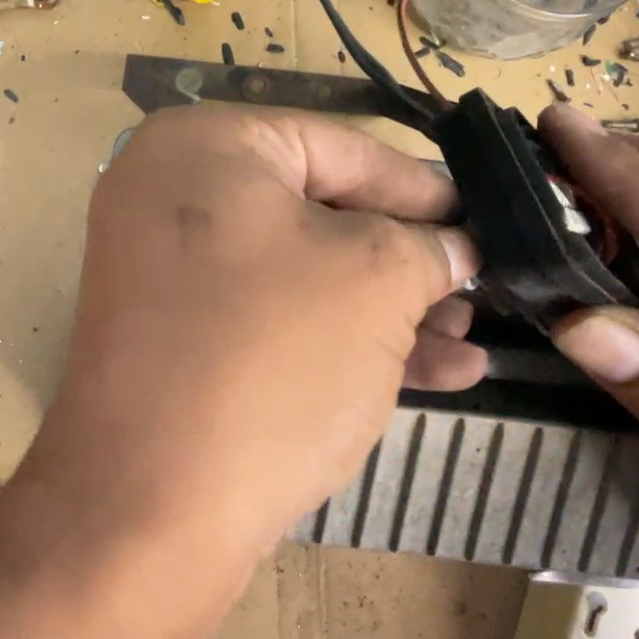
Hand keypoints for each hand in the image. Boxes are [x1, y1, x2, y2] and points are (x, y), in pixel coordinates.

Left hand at [0, 104, 480, 638]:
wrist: (149, 494)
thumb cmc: (268, 354)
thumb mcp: (373, 281)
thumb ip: (424, 245)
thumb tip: (455, 241)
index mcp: (201, 143)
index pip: (336, 144)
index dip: (420, 185)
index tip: (489, 215)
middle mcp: (167, 187)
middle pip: (314, 206)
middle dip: (404, 254)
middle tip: (481, 286)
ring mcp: (161, 259)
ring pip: (295, 265)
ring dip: (384, 302)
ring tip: (468, 338)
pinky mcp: (169, 324)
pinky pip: (262, 307)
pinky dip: (336, 331)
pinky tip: (435, 371)